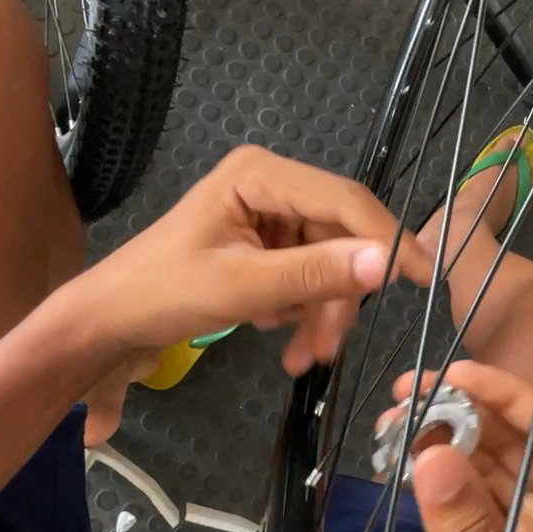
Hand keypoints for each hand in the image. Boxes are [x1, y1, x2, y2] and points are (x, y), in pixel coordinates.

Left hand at [56, 147, 431, 436]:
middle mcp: (272, 187)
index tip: (422, 280)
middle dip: (336, 297)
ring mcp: (270, 217)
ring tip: (299, 356)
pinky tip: (281, 336)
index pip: (344, 201)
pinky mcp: (267, 246)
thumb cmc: (162, 292)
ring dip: (320, 314)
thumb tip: (388, 264)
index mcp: (261, 175)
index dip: (387, 238)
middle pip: (338, 239)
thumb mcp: (243, 286)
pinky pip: (308, 278)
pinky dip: (303, 312)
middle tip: (327, 349)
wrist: (110, 322)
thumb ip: (317, 273)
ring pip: (328, 265)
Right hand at [396, 361, 532, 531]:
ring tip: (395, 429)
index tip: (451, 374)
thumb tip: (427, 457)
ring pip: (495, 475)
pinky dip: (445, 492)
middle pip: (522, 445)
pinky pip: (477, 514)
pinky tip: (411, 474)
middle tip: (403, 398)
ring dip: (450, 450)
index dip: (509, 393)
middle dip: (467, 416)